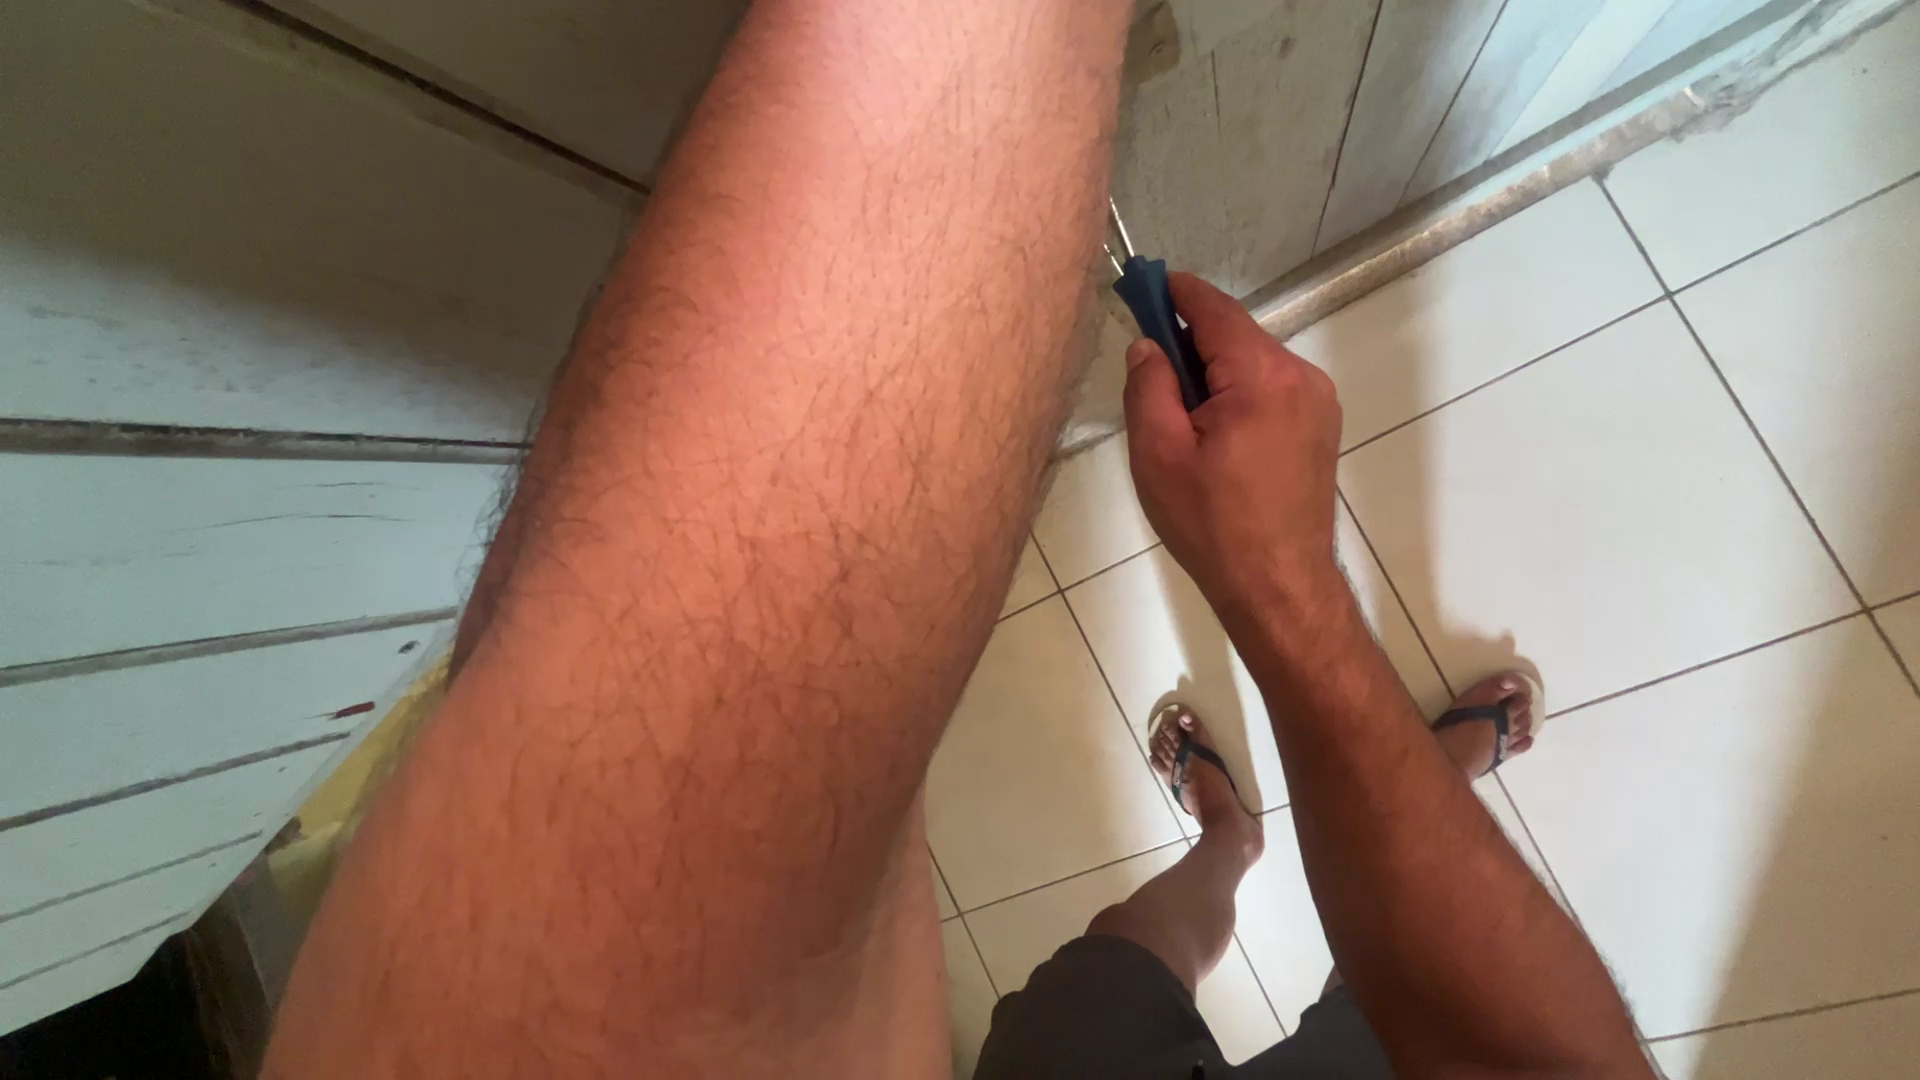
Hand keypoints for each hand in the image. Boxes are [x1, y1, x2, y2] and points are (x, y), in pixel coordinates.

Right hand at [1123, 273, 1345, 626]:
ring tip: (1180, 425)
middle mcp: (1300, 377)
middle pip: (1234, 338)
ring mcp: (1318, 404)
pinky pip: (1271, 392)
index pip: (1214, 310)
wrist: (1277, 586)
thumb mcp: (1158, 454)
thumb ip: (1148, 387)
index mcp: (1261, 376)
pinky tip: (1214, 440)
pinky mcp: (1320, 430)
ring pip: (1252, 367)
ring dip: (1212, 377)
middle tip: (1147, 376)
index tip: (1142, 283)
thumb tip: (1148, 346)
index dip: (1174, 292)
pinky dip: (1237, 397)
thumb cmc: (1210, 523)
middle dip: (1188, 346)